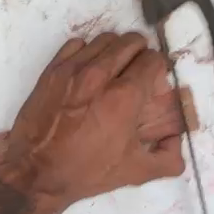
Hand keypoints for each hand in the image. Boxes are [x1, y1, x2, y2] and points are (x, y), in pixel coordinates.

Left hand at [0, 33, 186, 213]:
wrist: (36, 174)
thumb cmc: (85, 172)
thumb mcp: (134, 172)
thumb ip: (168, 158)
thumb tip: (177, 140)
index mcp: (124, 97)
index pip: (153, 60)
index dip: (157, 70)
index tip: (152, 83)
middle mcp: (100, 76)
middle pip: (132, 42)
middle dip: (140, 55)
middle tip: (136, 74)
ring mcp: (73, 70)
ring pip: (105, 39)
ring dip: (115, 51)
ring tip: (113, 70)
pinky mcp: (52, 71)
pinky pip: (77, 45)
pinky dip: (87, 53)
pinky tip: (87, 71)